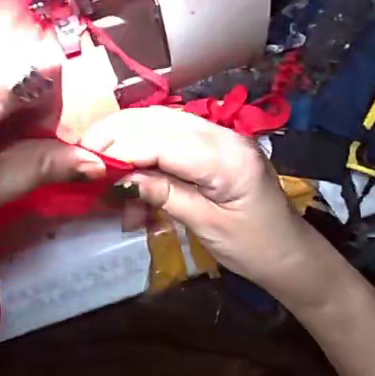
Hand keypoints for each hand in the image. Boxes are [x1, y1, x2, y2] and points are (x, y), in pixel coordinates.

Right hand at [83, 107, 338, 305]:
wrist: (291, 255)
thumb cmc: (255, 248)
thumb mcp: (206, 225)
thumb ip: (163, 195)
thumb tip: (118, 179)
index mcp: (227, 156)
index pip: (161, 141)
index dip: (120, 149)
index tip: (86, 164)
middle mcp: (223, 134)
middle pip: (157, 120)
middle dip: (116, 135)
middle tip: (82, 158)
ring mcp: (219, 136)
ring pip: (159, 122)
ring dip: (125, 139)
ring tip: (99, 165)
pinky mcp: (213, 145)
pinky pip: (169, 135)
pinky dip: (143, 148)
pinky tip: (127, 171)